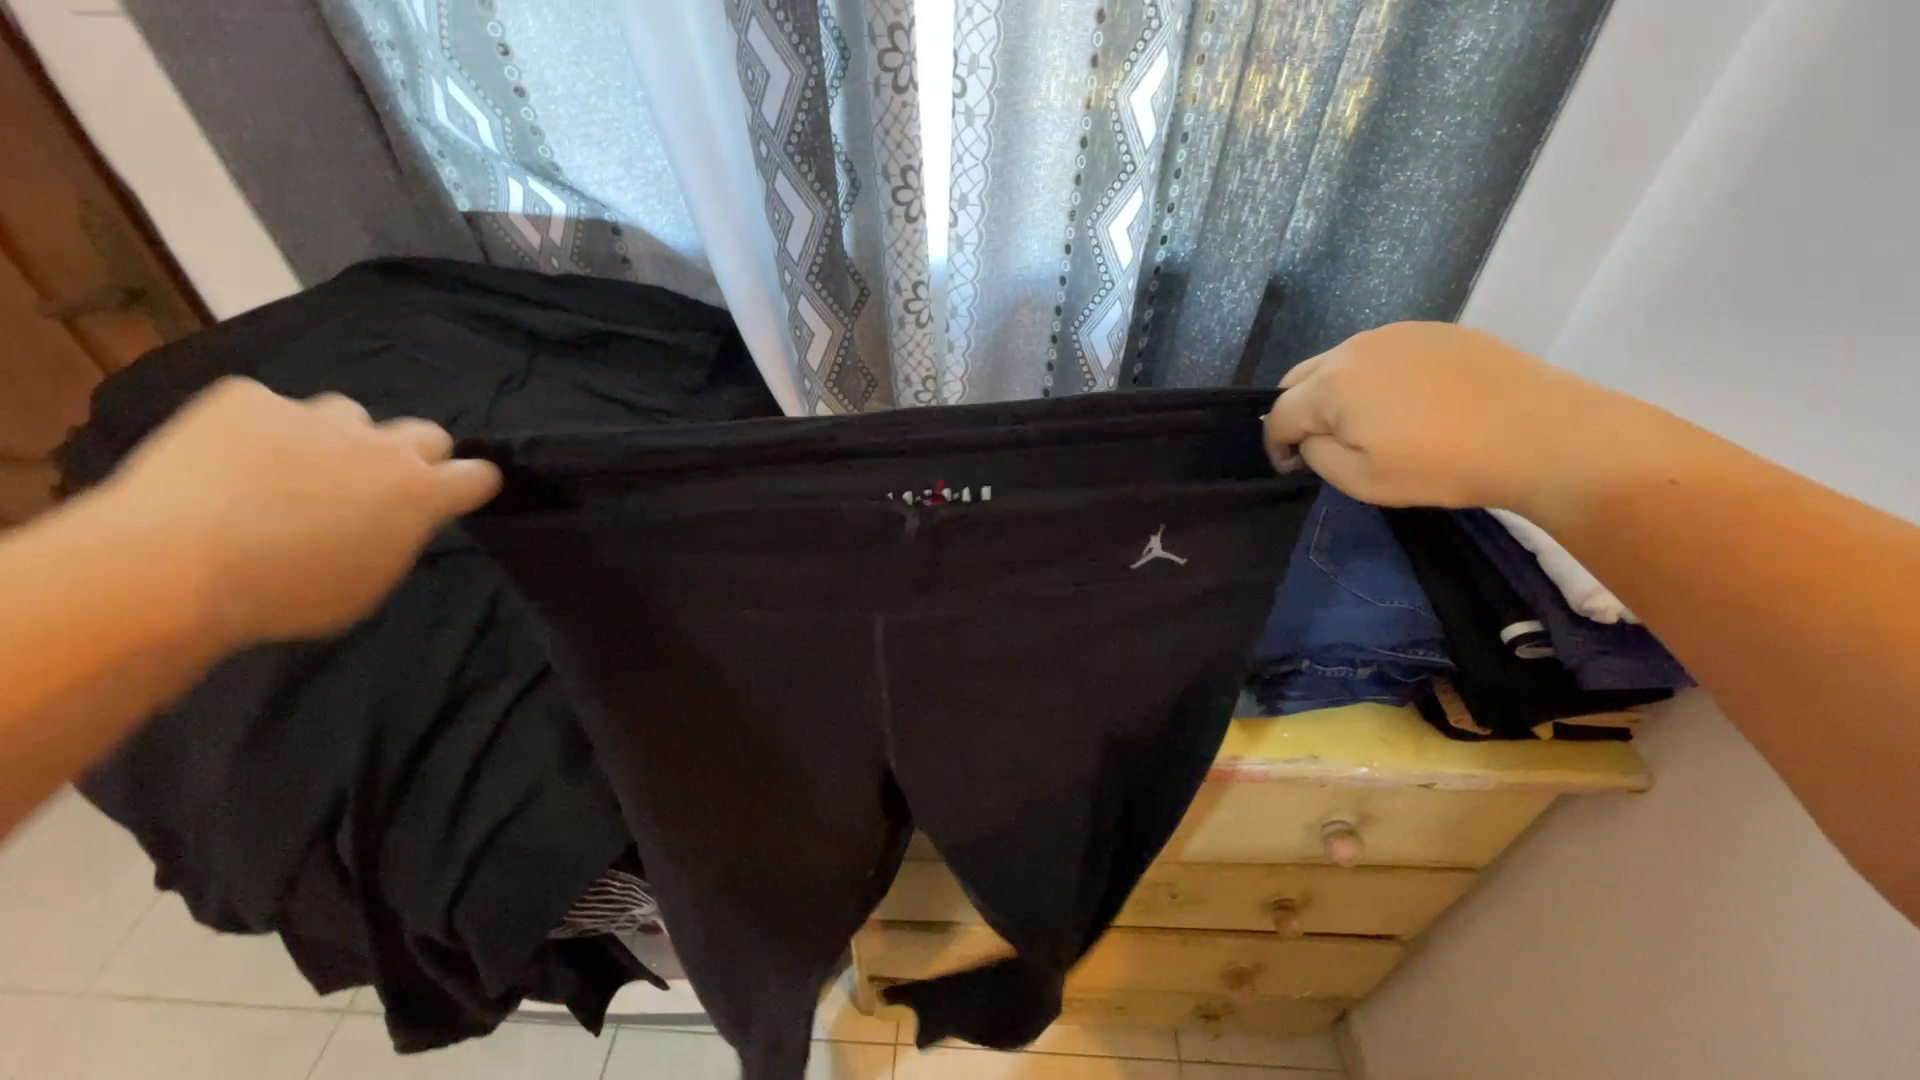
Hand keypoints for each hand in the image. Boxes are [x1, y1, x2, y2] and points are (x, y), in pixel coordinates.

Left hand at [96, 378, 500, 646]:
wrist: (172, 567)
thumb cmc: (285, 596)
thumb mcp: (368, 584)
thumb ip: (397, 539)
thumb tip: (395, 520)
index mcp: (419, 494)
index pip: (478, 474)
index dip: (473, 483)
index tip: (461, 493)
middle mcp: (381, 445)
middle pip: (426, 433)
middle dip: (412, 456)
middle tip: (374, 485)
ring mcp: (313, 415)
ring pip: (346, 415)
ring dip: (335, 439)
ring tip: (290, 471)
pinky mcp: (246, 399)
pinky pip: (266, 407)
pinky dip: (257, 431)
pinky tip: (227, 462)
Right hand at [1263, 322, 1636, 513]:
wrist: (1541, 433)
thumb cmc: (1443, 465)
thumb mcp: (1362, 481)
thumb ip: (1317, 456)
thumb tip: (1310, 438)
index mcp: (1331, 385)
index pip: (1278, 414)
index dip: (1276, 446)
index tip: (1294, 468)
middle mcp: (1354, 348)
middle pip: (1300, 378)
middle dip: (1299, 412)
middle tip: (1324, 444)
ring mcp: (1396, 334)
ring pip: (1341, 362)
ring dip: (1336, 392)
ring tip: (1368, 423)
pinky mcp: (1434, 331)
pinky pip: (1382, 353)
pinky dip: (1375, 377)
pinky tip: (1408, 403)